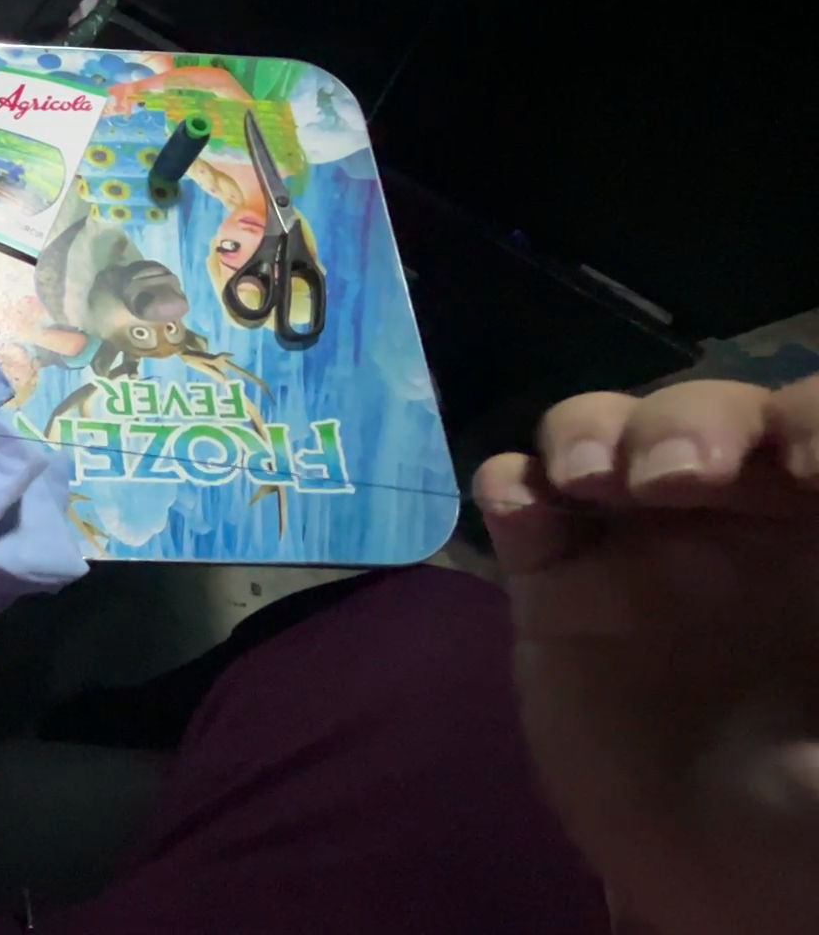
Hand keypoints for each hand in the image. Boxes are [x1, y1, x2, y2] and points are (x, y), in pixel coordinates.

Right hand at [474, 377, 818, 934]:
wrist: (730, 892)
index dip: (813, 418)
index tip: (801, 469)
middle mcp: (742, 519)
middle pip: (704, 409)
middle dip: (686, 422)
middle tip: (675, 482)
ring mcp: (633, 547)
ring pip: (596, 432)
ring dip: (586, 433)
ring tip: (590, 484)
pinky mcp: (549, 581)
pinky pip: (514, 500)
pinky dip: (508, 486)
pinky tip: (523, 519)